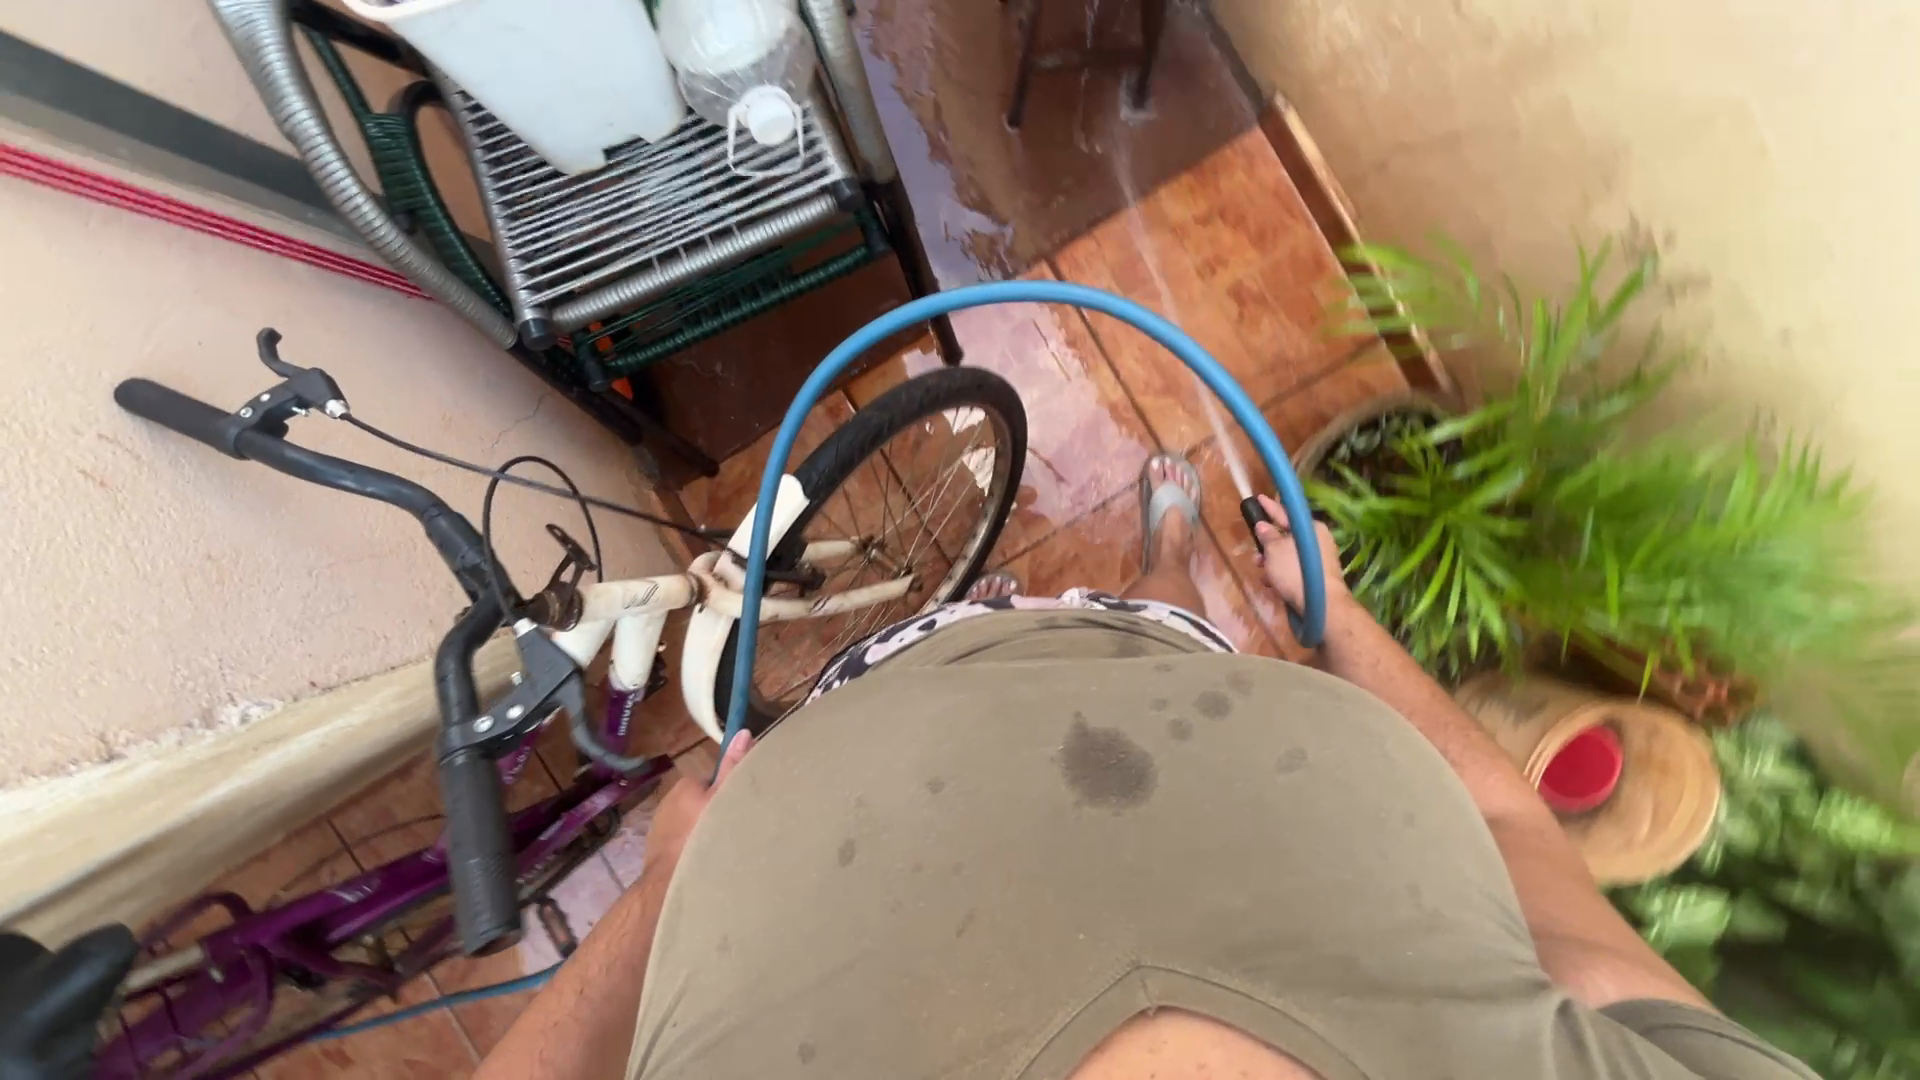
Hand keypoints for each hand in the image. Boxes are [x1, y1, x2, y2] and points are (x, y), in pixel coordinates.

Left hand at [644, 732, 751, 873]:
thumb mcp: (723, 796)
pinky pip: (679, 839)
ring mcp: (659, 826)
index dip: (724, 792)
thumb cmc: (702, 833)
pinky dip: (688, 845)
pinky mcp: (655, 849)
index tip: (735, 806)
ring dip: (700, 829)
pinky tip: (700, 858)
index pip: (711, 781)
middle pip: (699, 800)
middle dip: (711, 811)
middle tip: (729, 827)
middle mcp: (668, 800)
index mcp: (685, 784)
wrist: (670, 880)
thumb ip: (733, 766)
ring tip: (716, 844)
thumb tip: (743, 732)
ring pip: (688, 821)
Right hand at [1251, 494, 1351, 618]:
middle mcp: (1317, 541)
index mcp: (1311, 528)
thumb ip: (1267, 536)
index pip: (1286, 513)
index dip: (1270, 507)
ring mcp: (1318, 560)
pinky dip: (1280, 574)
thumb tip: (1263, 526)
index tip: (1259, 498)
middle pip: (1286, 537)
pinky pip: (1293, 569)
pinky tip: (1271, 583)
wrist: (1320, 604)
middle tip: (1255, 549)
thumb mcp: (1275, 550)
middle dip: (1267, 543)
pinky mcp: (1316, 577)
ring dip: (1271, 561)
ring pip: (1287, 555)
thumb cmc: (1295, 572)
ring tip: (1261, 570)